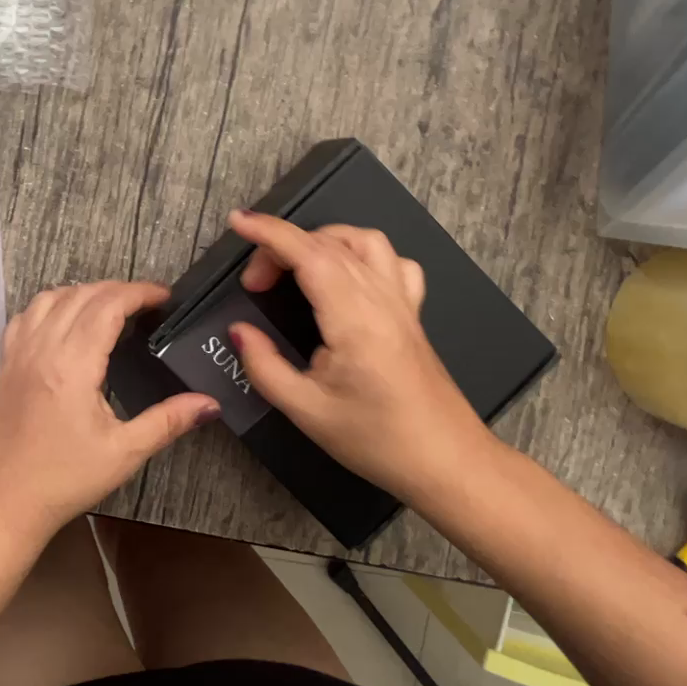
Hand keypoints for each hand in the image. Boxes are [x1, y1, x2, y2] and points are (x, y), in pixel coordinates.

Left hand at [0, 282, 220, 543]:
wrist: (1, 502)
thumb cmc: (64, 479)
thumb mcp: (123, 453)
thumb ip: (167, 421)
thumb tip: (211, 403)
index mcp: (72, 364)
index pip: (108, 305)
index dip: (139, 292)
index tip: (165, 297)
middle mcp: (42, 348)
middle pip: (81, 295)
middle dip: (117, 289)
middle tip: (147, 303)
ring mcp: (18, 353)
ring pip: (50, 298)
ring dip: (83, 292)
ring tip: (110, 306)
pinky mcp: (4, 363)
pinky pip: (25, 316)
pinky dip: (50, 304)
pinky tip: (64, 319)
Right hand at [226, 210, 497, 500]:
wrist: (448, 463)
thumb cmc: (379, 441)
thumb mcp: (307, 411)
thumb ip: (265, 366)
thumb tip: (240, 331)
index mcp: (355, 320)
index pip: (310, 254)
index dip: (270, 233)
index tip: (238, 222)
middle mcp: (382, 300)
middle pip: (328, 243)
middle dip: (281, 248)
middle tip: (255, 286)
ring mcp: (402, 303)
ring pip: (364, 240)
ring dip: (322, 239)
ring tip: (294, 266)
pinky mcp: (411, 313)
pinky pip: (391, 262)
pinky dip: (361, 253)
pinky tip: (344, 276)